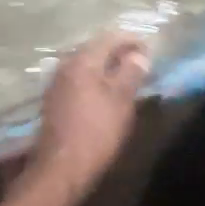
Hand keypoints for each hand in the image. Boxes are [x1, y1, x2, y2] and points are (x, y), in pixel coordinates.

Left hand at [26, 31, 149, 201]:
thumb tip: (139, 54)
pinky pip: (79, 79)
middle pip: (96, 48)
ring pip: (86, 64)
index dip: (132, 40)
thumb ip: (131, 73)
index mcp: (83, 60)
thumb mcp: (121, 101)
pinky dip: (95, 79)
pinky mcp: (54, 99)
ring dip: (106, 66)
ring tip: (127, 76)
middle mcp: (66, 64)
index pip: (110, 37)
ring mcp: (57, 82)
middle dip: (118, 51)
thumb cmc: (96, 131)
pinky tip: (106, 91)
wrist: (61, 167)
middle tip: (140, 61)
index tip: (150, 49)